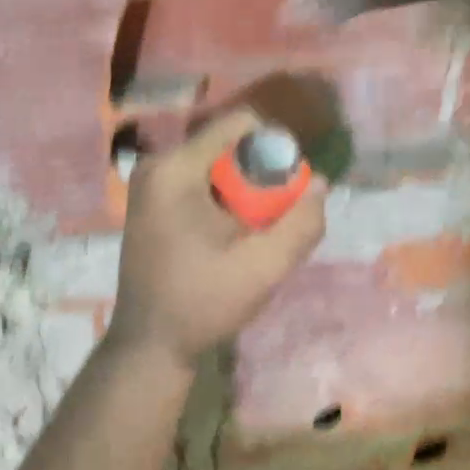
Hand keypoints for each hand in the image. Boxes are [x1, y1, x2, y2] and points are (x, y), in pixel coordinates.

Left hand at [107, 109, 327, 366]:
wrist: (149, 344)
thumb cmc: (202, 304)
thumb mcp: (263, 269)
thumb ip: (300, 224)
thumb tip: (320, 182)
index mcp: (176, 169)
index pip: (242, 124)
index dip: (276, 152)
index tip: (284, 196)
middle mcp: (158, 165)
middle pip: (230, 146)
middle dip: (261, 179)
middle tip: (267, 226)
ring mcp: (151, 184)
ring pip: (219, 167)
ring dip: (244, 196)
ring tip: (248, 238)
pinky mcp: (152, 203)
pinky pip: (203, 184)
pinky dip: (225, 205)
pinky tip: (228, 242)